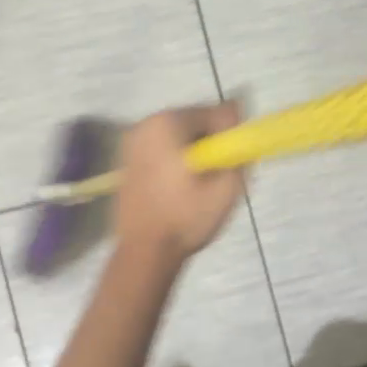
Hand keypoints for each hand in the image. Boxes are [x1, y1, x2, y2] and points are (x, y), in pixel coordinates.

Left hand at [113, 104, 245, 262]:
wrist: (145, 252)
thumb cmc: (188, 217)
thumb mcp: (227, 183)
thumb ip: (237, 145)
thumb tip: (239, 115)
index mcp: (168, 123)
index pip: (215, 113)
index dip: (230, 137)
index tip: (234, 163)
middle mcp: (145, 124)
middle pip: (194, 123)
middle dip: (211, 143)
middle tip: (221, 176)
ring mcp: (131, 142)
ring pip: (178, 137)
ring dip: (194, 153)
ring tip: (202, 186)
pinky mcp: (126, 161)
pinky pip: (162, 150)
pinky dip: (176, 161)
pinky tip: (182, 189)